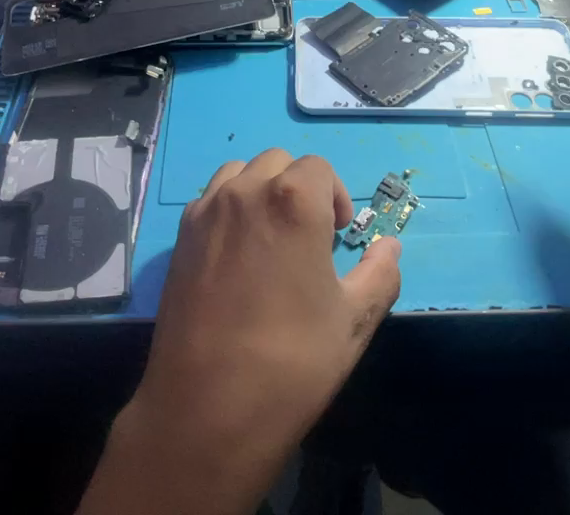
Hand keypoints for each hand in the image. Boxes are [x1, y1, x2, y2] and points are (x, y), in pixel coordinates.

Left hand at [79, 149, 402, 514]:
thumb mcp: (353, 321)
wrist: (208, 408)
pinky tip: (236, 256)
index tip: (336, 237)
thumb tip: (390, 247)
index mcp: (293, 201)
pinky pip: (209, 199)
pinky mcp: (179, 237)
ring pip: (239, 173)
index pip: (319, 168)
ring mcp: (206, 212)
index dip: (334, 196)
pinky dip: (228, 208)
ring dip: (261, 191)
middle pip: (278, 163)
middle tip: (309, 238)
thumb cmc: (292, 362)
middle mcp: (246, 192)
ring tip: (270, 240)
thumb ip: (380, 273)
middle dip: (299, 188)